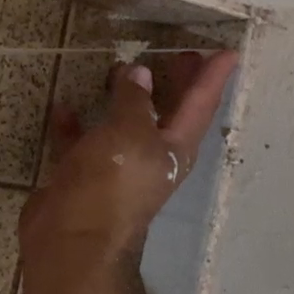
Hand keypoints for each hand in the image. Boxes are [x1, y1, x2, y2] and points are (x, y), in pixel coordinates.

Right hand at [19, 50, 238, 259]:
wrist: (70, 241)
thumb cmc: (110, 184)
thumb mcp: (129, 134)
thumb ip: (134, 100)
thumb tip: (139, 72)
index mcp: (174, 148)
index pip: (200, 105)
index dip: (213, 78)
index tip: (229, 53)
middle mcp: (150, 157)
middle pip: (167, 114)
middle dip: (175, 85)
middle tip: (179, 55)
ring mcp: (115, 168)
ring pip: (123, 125)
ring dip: (124, 99)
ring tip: (119, 68)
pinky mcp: (81, 176)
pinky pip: (81, 142)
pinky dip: (75, 124)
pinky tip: (64, 106)